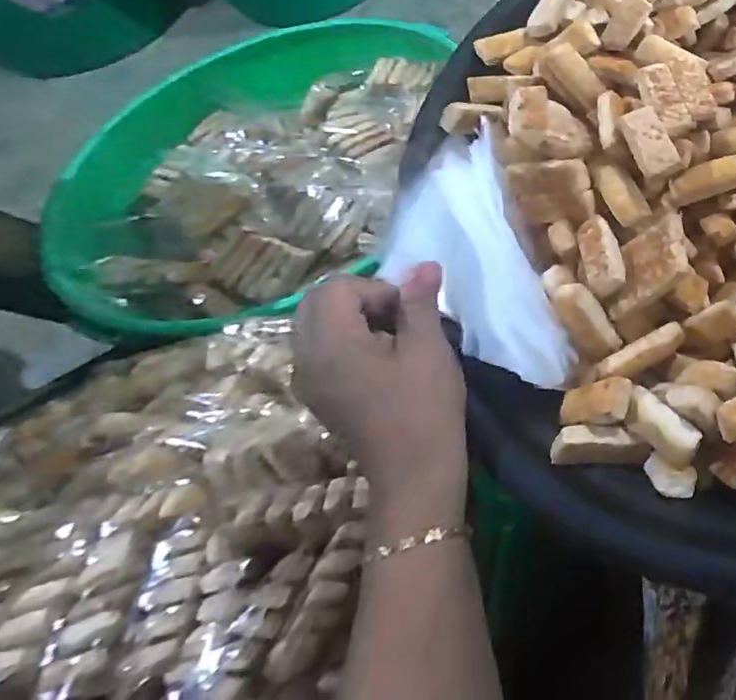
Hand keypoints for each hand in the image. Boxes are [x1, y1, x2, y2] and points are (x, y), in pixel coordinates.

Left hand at [294, 265, 467, 529]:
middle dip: (360, 298)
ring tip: (393, 339)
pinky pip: (320, 348)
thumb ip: (420, 302)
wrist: (414, 470)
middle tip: (399, 320)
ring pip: (316, 324)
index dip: (377, 290)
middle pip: (318, 302)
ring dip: (353, 318)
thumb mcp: (429, 347)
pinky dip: (347, 340)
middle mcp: (306, 359)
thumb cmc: (425, 404)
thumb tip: (423, 264)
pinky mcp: (318, 394)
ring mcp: (307, 379)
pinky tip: (381, 360)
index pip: (337, 288)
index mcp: (330, 344)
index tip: (407, 315)